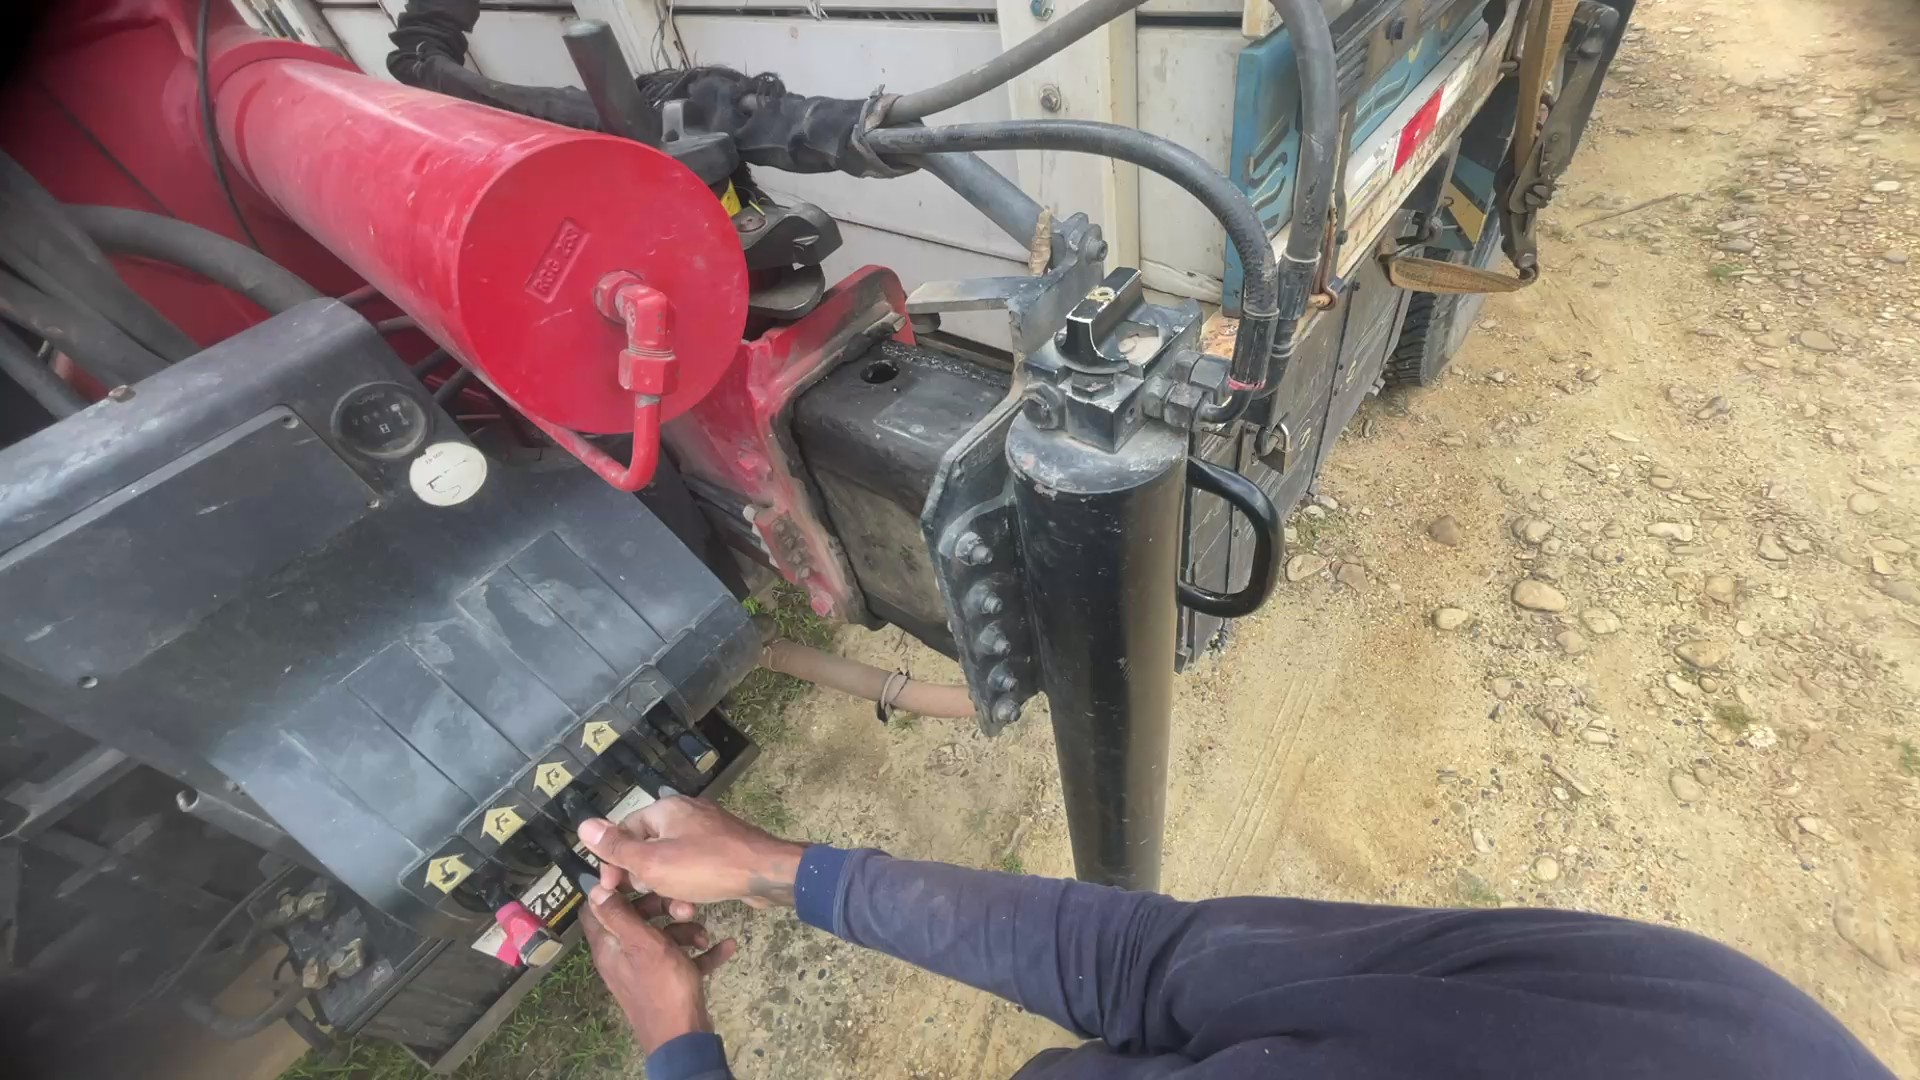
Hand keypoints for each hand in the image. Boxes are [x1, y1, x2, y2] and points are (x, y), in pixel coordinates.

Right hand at [579, 796, 805, 909]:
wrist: (763, 871)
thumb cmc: (705, 865)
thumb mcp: (653, 861)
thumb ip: (618, 847)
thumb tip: (584, 823)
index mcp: (666, 809)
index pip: (624, 830)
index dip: (614, 861)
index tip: (613, 889)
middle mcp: (685, 814)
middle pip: (647, 848)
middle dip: (646, 878)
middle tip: (654, 895)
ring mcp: (706, 830)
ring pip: (670, 863)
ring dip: (668, 888)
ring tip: (679, 906)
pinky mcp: (722, 848)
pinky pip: (693, 867)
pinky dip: (689, 886)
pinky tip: (694, 905)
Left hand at [580, 888, 736, 1055]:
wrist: (683, 1036)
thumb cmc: (662, 986)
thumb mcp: (642, 945)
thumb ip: (620, 917)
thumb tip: (596, 890)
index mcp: (612, 946)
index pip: (597, 911)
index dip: (613, 890)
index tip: (638, 874)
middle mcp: (625, 955)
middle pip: (639, 917)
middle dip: (665, 908)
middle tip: (687, 907)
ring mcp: (648, 968)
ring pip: (665, 935)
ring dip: (688, 930)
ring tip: (705, 935)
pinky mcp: (670, 979)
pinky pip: (686, 957)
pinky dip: (704, 952)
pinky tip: (727, 945)